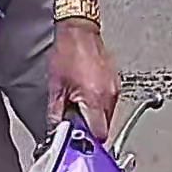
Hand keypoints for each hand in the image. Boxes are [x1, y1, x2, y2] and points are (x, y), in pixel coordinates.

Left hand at [48, 20, 118, 139]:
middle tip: (76, 125)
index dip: (89, 142)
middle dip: (90, 130)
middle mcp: (109, 96)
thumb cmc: (68, 52)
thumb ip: (56, 115)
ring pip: (107, 117)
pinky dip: (99, 105)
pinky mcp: (115, 83)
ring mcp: (114, 89)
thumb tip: (56, 132)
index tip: (80, 142)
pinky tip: (88, 96)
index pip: (99, 135)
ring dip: (95, 117)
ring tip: (80, 107)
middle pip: (104, 128)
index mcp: (95, 99)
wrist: (79, 28)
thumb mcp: (56, 88)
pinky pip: (109, 103)